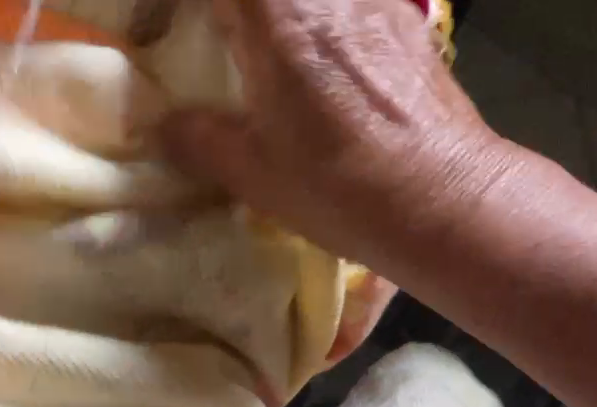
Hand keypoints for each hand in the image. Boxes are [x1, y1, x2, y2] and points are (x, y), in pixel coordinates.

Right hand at [159, 0, 522, 270]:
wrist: (437, 197)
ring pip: (304, 0)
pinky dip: (316, 16)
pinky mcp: (401, 11)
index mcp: (277, 18)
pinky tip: (315, 52)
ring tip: (260, 48)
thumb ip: (197, 140)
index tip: (173, 24)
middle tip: (218, 37)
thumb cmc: (336, 186)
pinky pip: (341, 1)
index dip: (180, 6)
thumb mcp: (252, 173)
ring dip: (276, 18)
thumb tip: (159, 127)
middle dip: (236, 14)